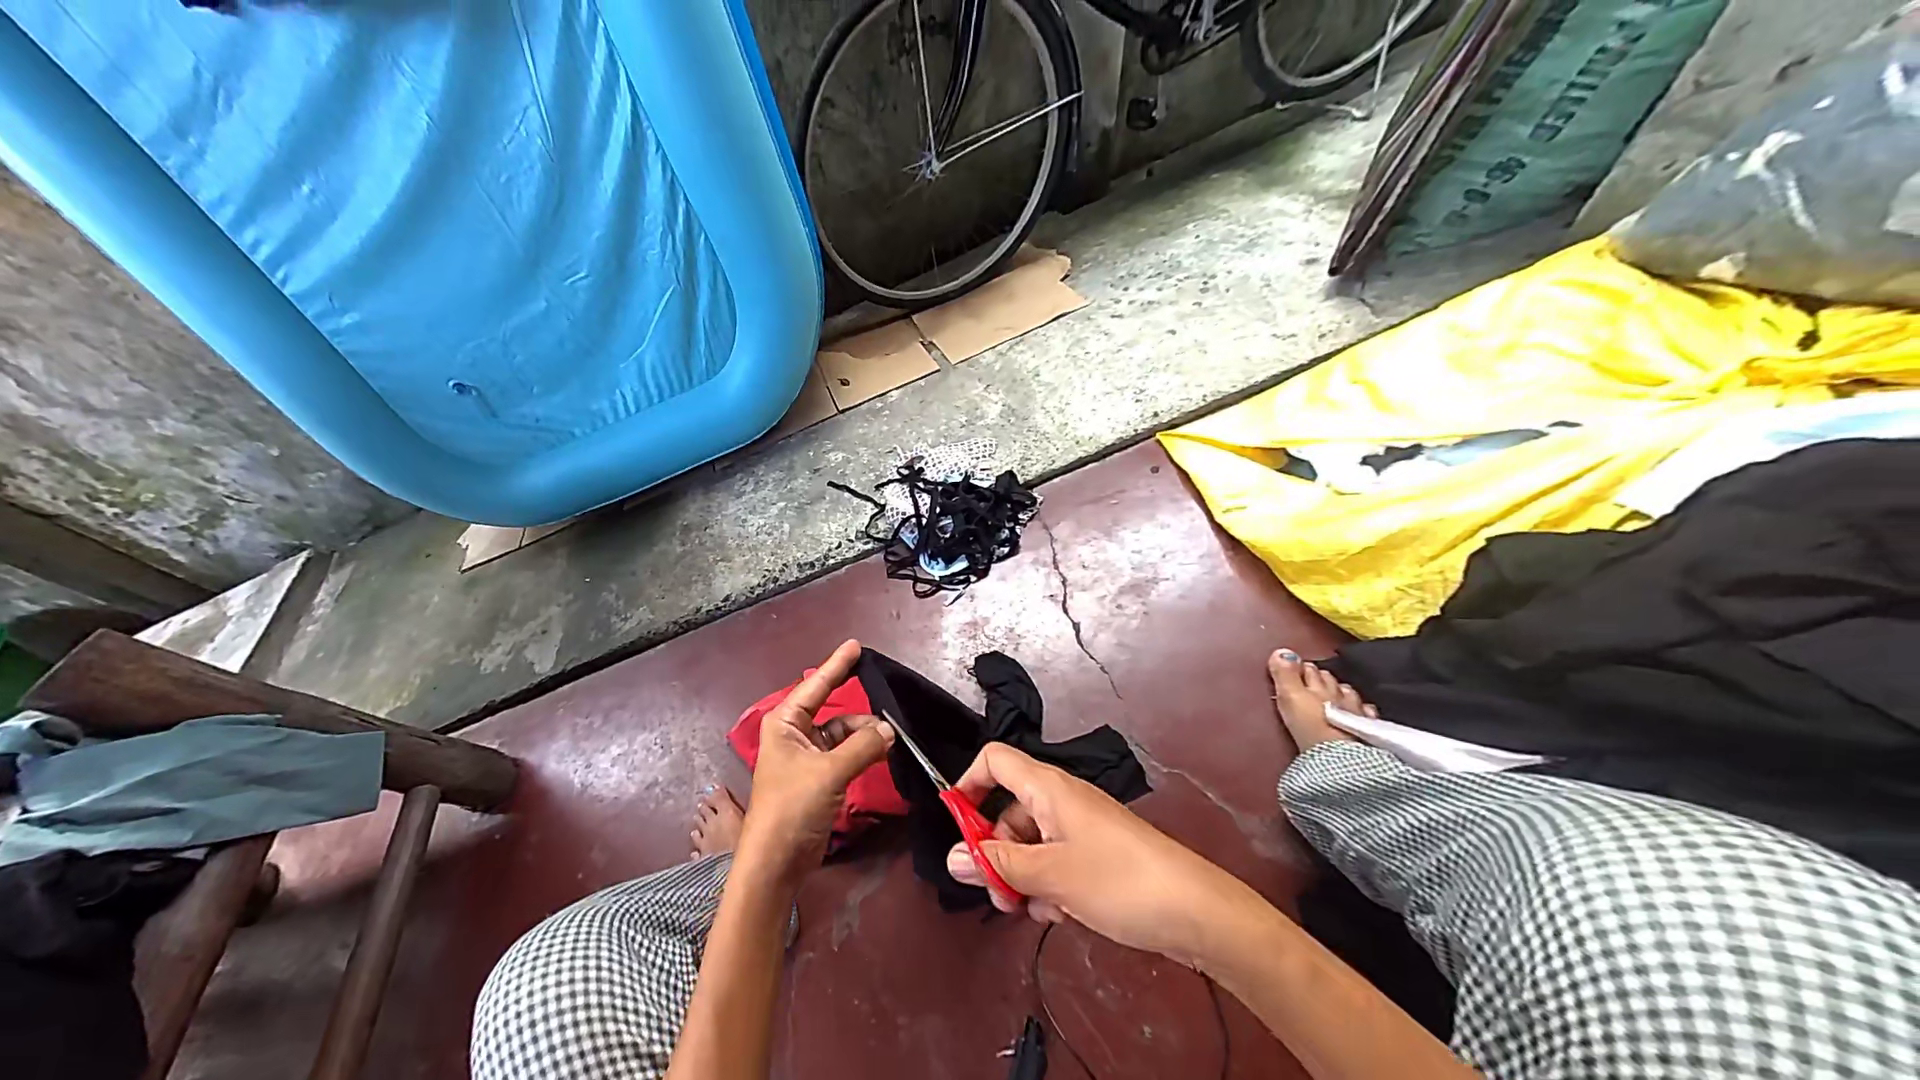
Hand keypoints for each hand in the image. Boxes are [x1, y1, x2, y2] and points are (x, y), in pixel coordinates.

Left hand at [736, 639, 894, 887]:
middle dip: (862, 715)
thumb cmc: (791, 808)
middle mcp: (795, 735)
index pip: (816, 685)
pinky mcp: (820, 779)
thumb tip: (889, 730)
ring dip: (866, 737)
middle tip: (891, 717)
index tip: (856, 646)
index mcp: (785, 723)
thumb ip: (862, 746)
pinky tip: (882, 752)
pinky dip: (863, 752)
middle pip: (835, 712)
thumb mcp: (828, 772)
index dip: (837, 665)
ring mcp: (808, 758)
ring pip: (845, 735)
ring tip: (890, 742)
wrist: (776, 863)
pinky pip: (847, 754)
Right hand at [946, 743, 1264, 967]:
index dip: (968, 784)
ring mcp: (1079, 829)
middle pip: (1007, 811)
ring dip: (1021, 877)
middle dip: (995, 852)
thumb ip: (999, 863)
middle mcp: (1061, 801)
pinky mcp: (1095, 856)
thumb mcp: (1050, 874)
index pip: (995, 761)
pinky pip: (1053, 862)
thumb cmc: (1119, 880)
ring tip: (1034, 910)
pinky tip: (1059, 913)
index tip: (957, 827)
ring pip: (1029, 843)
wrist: (1195, 911)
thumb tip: (953, 858)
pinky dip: (1047, 885)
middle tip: (997, 895)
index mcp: (1048, 788)